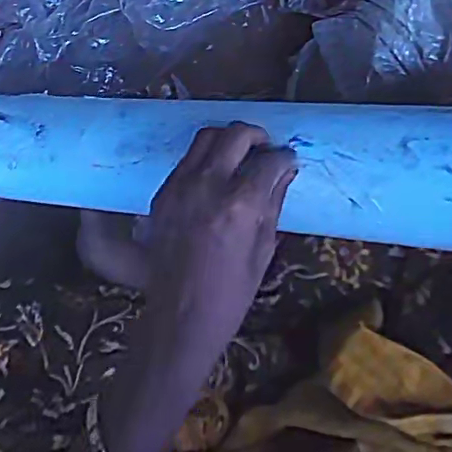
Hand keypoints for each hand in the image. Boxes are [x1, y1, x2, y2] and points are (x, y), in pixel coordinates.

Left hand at [141, 123, 297, 372]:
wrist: (179, 317)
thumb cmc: (231, 293)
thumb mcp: (264, 249)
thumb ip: (274, 202)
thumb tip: (285, 171)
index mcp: (240, 204)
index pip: (269, 161)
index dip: (285, 158)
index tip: (289, 161)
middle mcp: (208, 185)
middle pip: (236, 135)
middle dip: (257, 136)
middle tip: (266, 149)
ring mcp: (180, 187)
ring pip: (206, 137)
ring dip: (228, 140)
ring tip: (241, 154)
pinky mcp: (162, 193)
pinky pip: (186, 159)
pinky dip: (205, 156)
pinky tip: (216, 174)